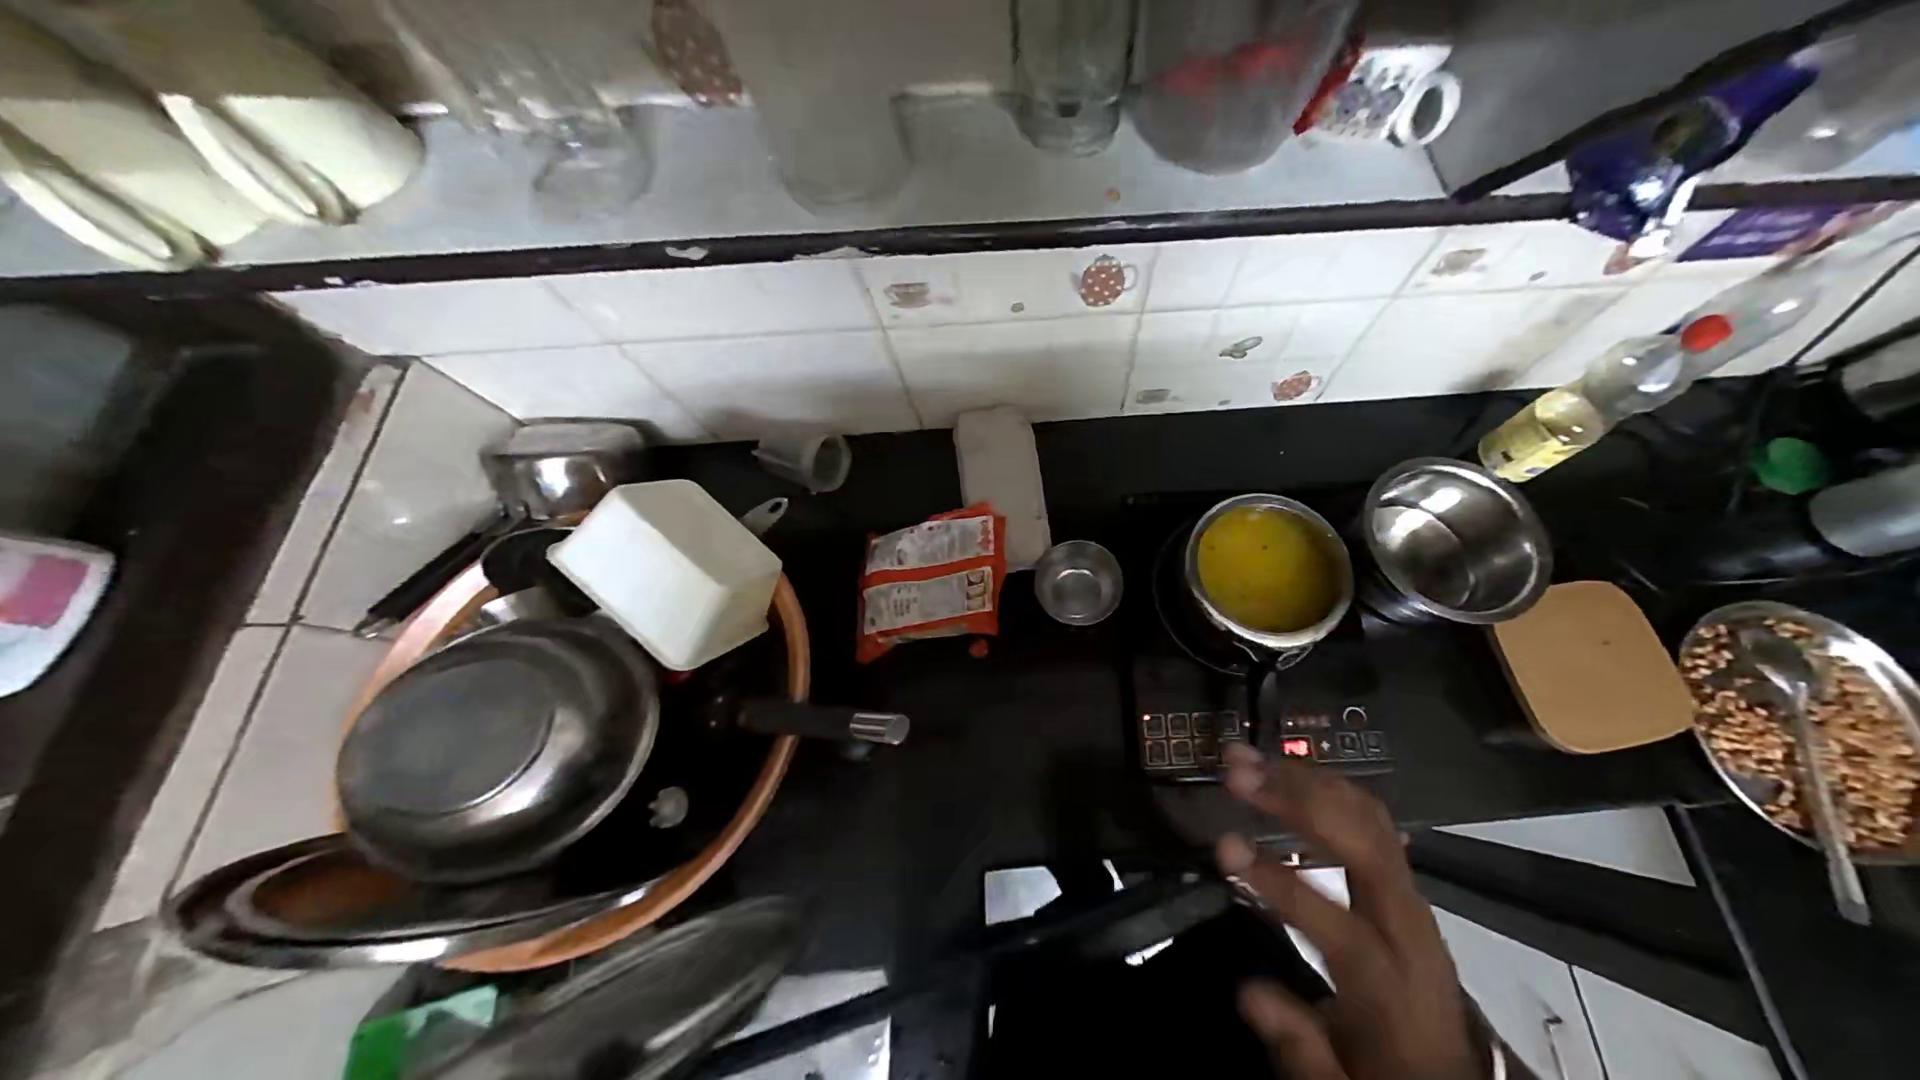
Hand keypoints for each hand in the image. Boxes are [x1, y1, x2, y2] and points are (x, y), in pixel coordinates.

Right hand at [1216, 743, 1486, 1079]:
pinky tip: (1289, 771)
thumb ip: (1302, 1047)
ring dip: (1306, 780)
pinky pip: (1372, 818)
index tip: (1224, 846)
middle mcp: (1407, 926)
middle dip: (1298, 800)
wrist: (1451, 1067)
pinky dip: (1328, 786)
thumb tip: (1250, 994)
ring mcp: (1411, 896)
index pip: (1338, 922)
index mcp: (1390, 982)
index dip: (1280, 881)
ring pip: (1369, 819)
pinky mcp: (1404, 880)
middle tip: (1237, 774)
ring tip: (1247, 758)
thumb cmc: (1386, 1069)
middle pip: (1365, 847)